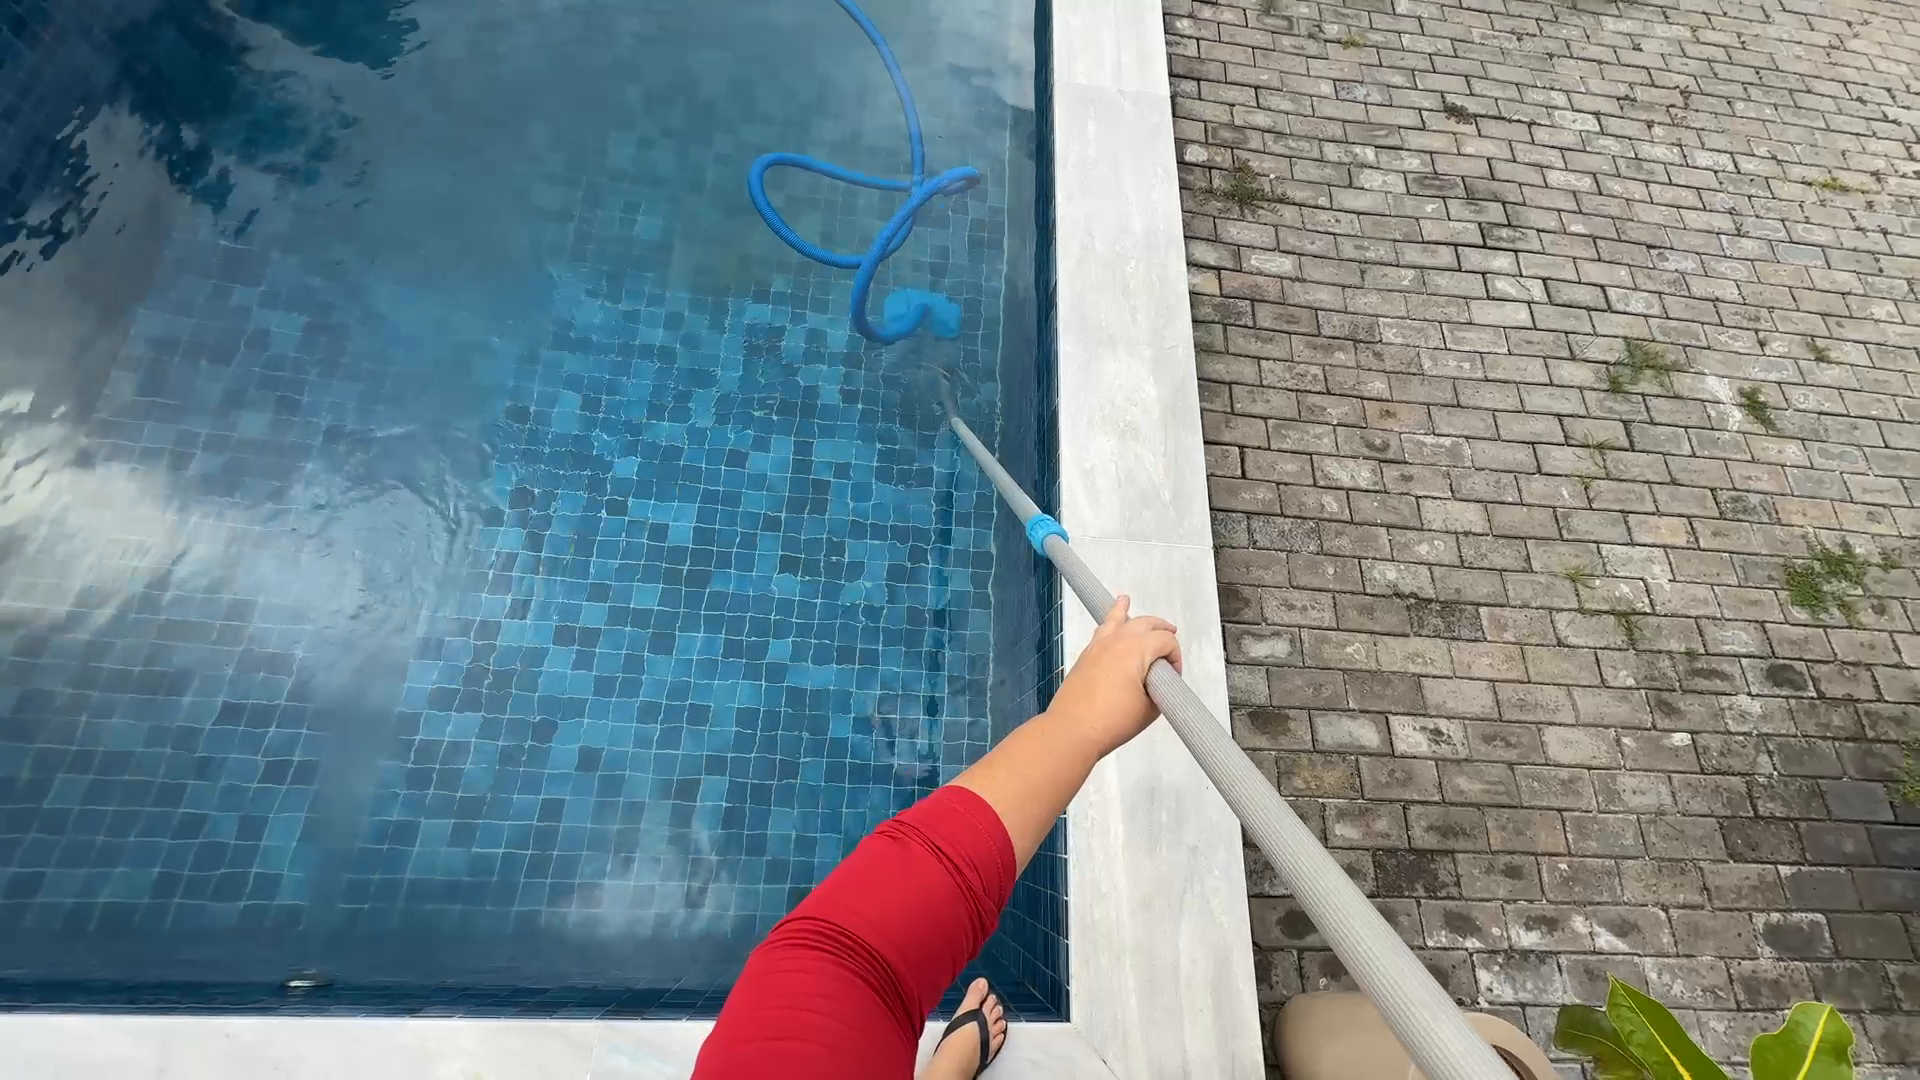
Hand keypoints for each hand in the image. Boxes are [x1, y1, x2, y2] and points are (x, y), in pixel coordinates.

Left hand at [1045, 596, 1181, 755]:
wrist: (1074, 728)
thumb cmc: (1112, 720)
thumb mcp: (1151, 708)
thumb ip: (1161, 688)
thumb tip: (1158, 682)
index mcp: (1136, 648)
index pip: (1165, 640)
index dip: (1175, 656)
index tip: (1174, 674)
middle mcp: (1117, 640)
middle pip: (1144, 623)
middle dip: (1160, 627)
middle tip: (1170, 633)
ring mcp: (1098, 646)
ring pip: (1115, 620)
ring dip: (1124, 611)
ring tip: (1125, 600)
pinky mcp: (1085, 656)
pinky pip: (1100, 632)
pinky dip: (1107, 624)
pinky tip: (1108, 624)